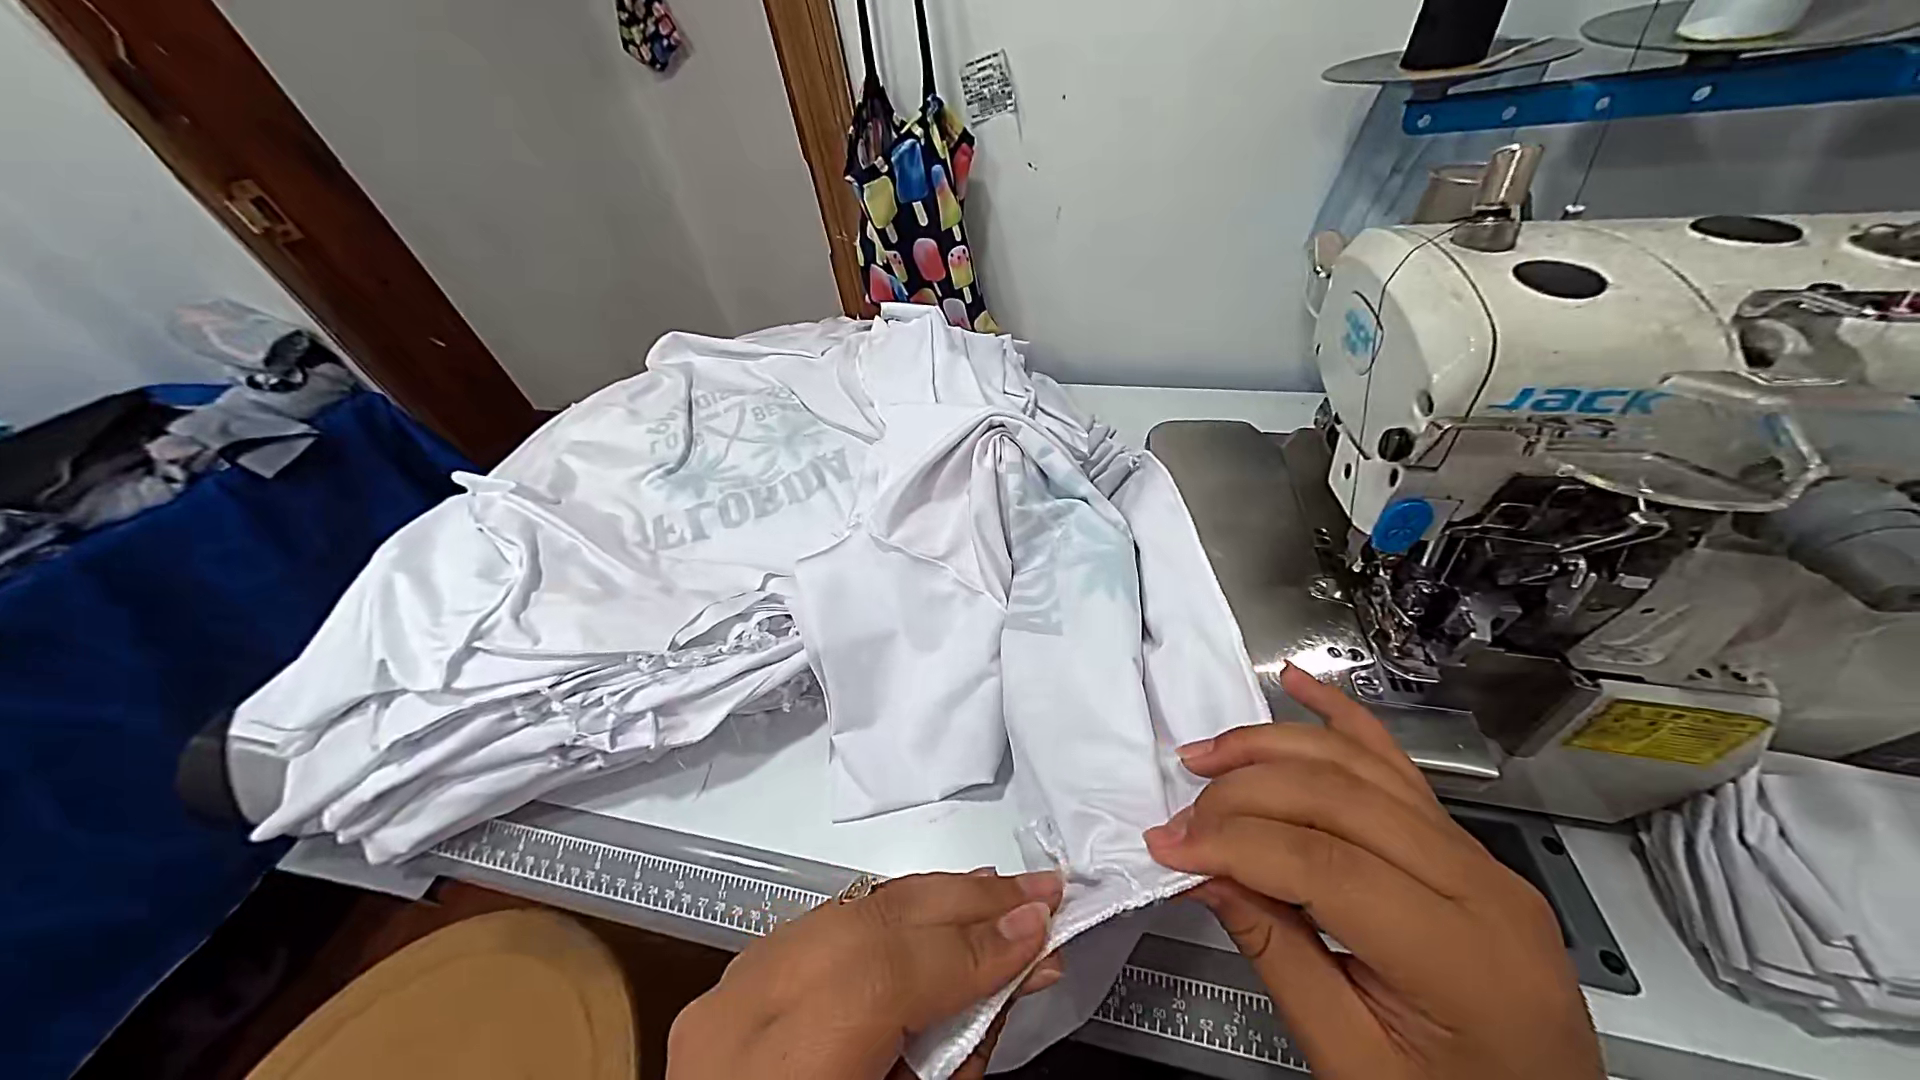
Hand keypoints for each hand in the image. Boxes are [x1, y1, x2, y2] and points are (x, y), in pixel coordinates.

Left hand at [666, 869, 1064, 1079]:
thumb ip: (956, 1048)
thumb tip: (1016, 970)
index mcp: (775, 1071)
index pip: (882, 975)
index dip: (971, 947)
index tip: (1039, 932)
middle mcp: (742, 1012)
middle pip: (871, 920)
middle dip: (967, 903)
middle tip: (1040, 894)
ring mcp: (738, 981)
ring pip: (856, 904)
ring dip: (940, 896)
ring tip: (1006, 893)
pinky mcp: (750, 966)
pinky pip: (838, 916)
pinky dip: (899, 908)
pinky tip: (941, 901)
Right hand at [1145, 664, 1603, 1079]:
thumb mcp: (1352, 1058)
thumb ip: (1274, 953)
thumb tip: (1200, 872)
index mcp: (1463, 959)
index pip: (1324, 864)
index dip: (1234, 844)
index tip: (1169, 846)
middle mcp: (1480, 887)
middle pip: (1337, 798)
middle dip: (1241, 796)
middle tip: (1181, 818)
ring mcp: (1474, 854)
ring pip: (1356, 763)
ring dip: (1271, 747)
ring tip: (1207, 754)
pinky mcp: (1459, 839)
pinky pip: (1393, 759)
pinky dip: (1340, 714)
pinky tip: (1298, 684)